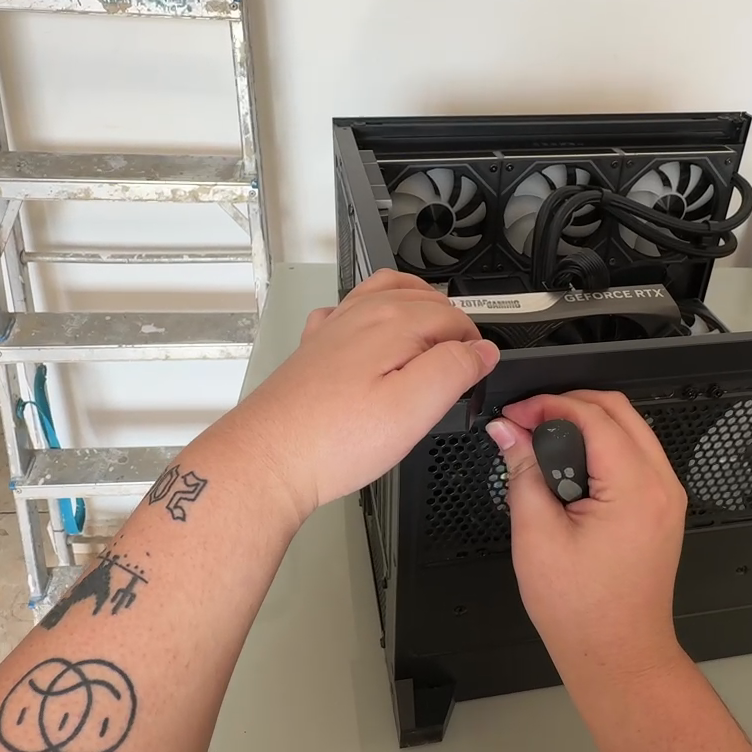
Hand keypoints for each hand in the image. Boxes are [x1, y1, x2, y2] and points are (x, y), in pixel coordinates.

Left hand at [216, 269, 499, 526]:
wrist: (269, 458)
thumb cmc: (334, 440)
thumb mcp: (414, 409)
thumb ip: (454, 370)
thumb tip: (482, 350)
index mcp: (392, 322)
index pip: (454, 317)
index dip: (474, 345)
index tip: (477, 373)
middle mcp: (361, 314)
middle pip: (423, 299)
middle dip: (450, 323)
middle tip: (461, 363)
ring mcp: (335, 327)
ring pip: (386, 293)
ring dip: (416, 305)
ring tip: (432, 331)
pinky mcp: (316, 346)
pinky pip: (349, 310)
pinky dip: (373, 312)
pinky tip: (375, 336)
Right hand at [488, 391, 687, 681]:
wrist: (618, 655)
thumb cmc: (581, 610)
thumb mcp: (536, 535)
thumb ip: (522, 471)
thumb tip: (507, 432)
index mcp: (636, 488)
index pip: (593, 416)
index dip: (548, 405)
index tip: (515, 415)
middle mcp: (661, 485)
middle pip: (618, 409)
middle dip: (567, 404)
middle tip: (526, 420)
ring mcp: (666, 496)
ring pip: (628, 428)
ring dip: (584, 421)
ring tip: (541, 439)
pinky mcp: (660, 507)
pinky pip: (634, 453)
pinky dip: (600, 444)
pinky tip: (566, 463)